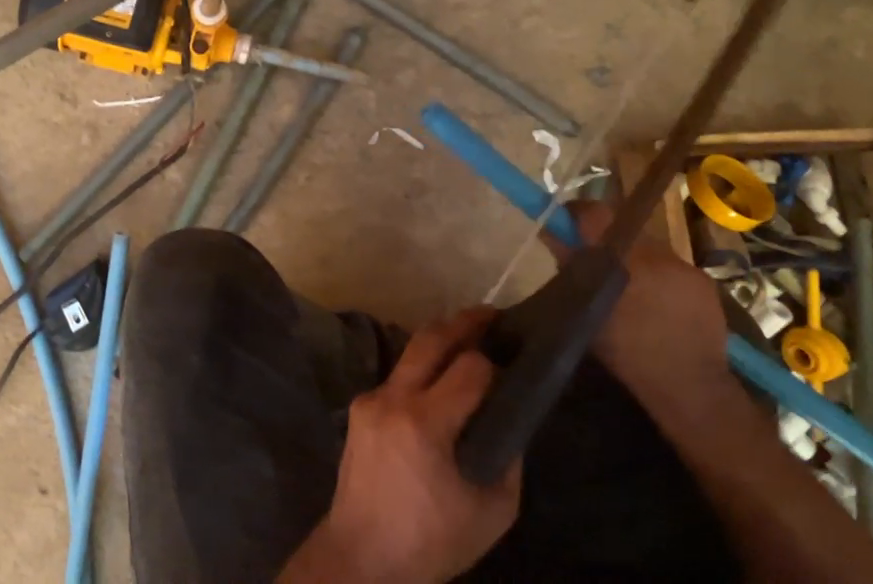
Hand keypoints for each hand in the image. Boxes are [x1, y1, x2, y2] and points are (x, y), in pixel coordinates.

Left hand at [279, 308, 521, 583]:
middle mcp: (392, 400)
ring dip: (440, 342)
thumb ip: (507, 456)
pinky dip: (422, 372)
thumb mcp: (493, 509)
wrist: (362, 558)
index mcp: (425, 424)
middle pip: (430, 340)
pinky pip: (397, 379)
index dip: (495, 364)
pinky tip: (441, 384)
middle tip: (493, 315)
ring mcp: (369, 400)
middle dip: (464, 322)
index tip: (514, 364)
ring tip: (471, 341)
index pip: (469, 368)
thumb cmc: (432, 540)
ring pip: (409, 354)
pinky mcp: (358, 408)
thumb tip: (511, 415)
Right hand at [552, 201, 730, 408]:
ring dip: (635, 261)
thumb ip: (571, 269)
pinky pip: (673, 269)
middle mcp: (657, 253)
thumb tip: (554, 236)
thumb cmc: (629, 353)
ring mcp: (685, 266)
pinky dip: (660, 278)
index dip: (577, 215)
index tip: (566, 225)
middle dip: (608, 244)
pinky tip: (658, 306)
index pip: (595, 214)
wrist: (691, 386)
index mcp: (624, 259)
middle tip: (596, 266)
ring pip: (649, 250)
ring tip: (629, 291)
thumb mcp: (587, 312)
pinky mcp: (705, 282)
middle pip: (624, 230)